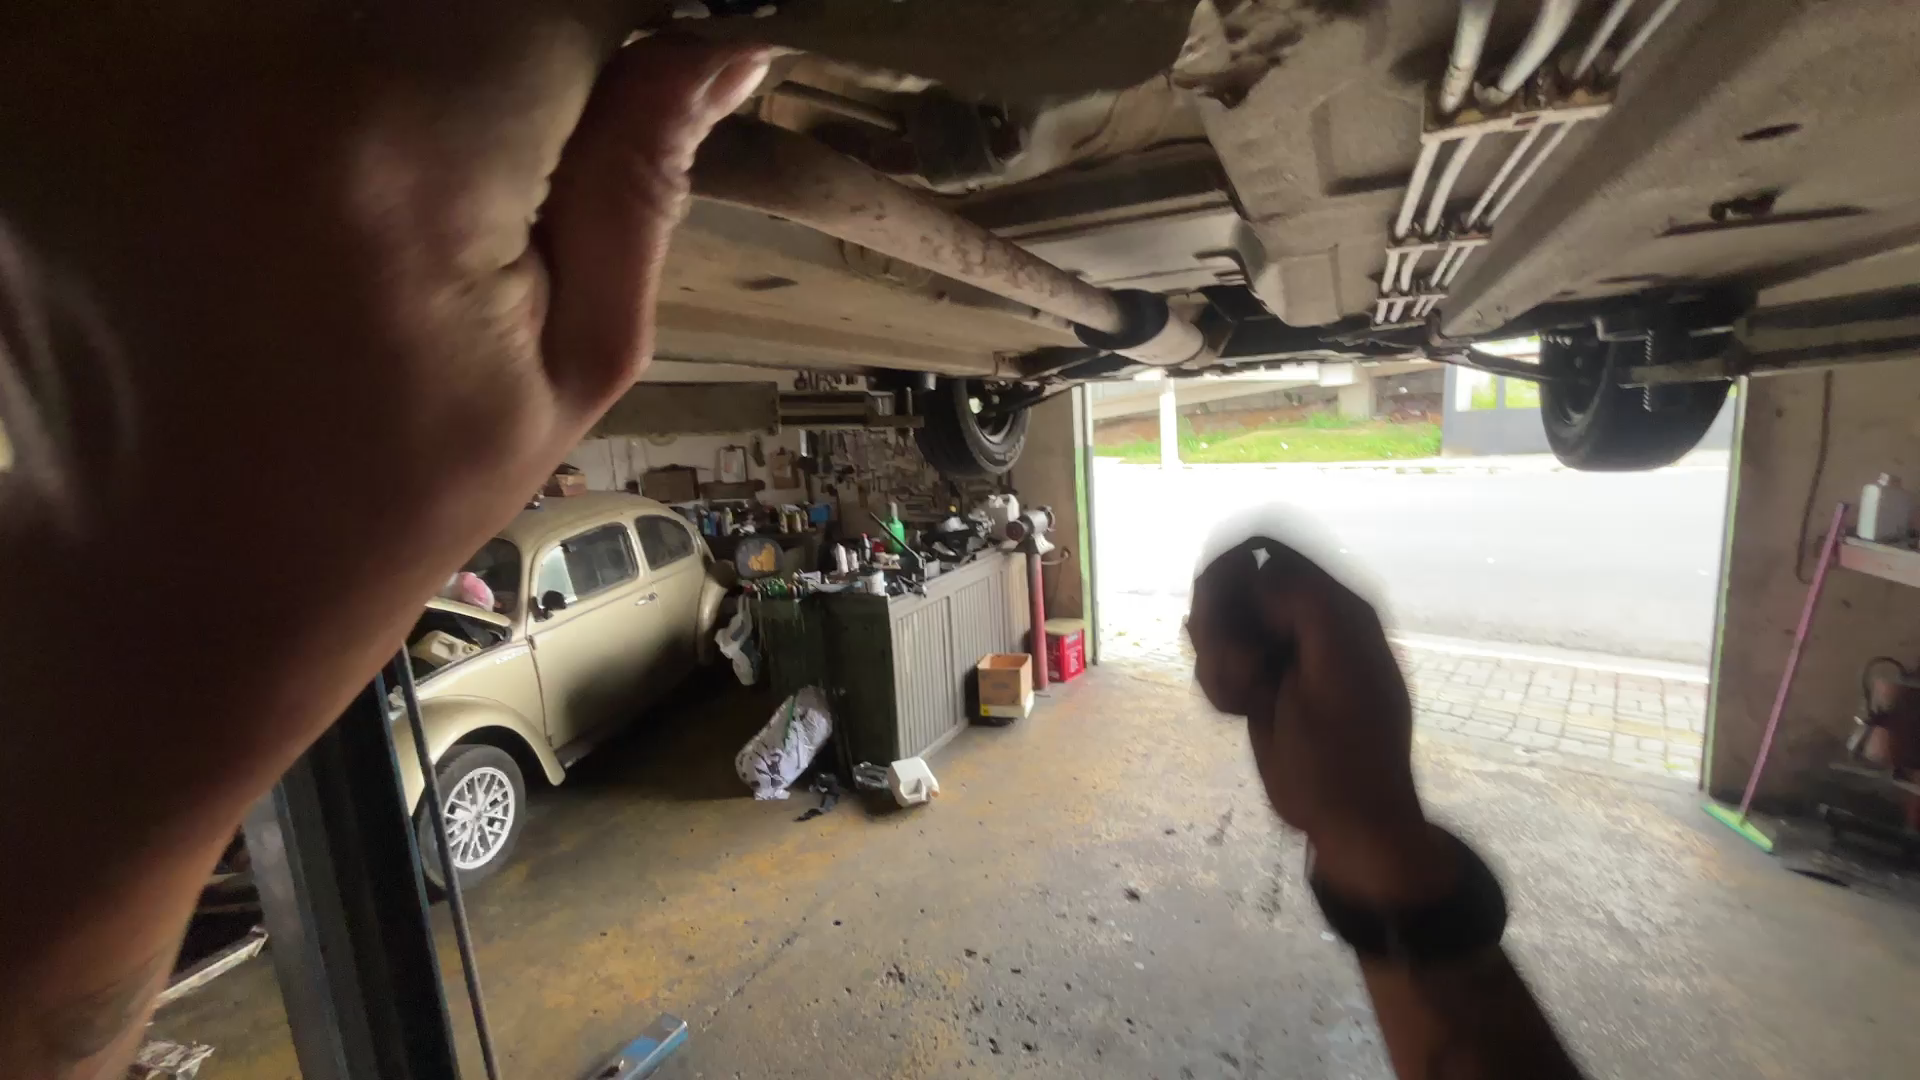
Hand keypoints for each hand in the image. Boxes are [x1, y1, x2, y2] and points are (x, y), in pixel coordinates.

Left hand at [2, 13, 769, 770]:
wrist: (191, 560)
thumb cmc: (420, 482)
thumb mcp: (584, 361)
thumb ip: (641, 188)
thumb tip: (719, 51)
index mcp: (400, 165)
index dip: (624, 26)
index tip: (653, 67)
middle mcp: (217, 64)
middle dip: (525, 46)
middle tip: (530, 162)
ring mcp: (84, 46)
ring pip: (351, 2)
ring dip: (431, 62)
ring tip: (442, 192)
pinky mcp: (31, 57)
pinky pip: (236, 22)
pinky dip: (324, 73)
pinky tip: (334, 176)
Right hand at [1187, 538, 1454, 903]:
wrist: (1342, 816)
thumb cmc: (1345, 751)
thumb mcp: (1336, 670)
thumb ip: (1305, 605)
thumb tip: (1258, 572)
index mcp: (1334, 607)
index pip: (1265, 557)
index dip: (1235, 583)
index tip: (1226, 627)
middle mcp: (1300, 618)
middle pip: (1228, 586)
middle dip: (1219, 631)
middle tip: (1240, 674)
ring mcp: (1274, 647)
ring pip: (1213, 623)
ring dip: (1216, 664)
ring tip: (1241, 700)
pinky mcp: (1253, 675)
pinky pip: (1211, 657)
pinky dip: (1216, 683)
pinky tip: (1238, 709)